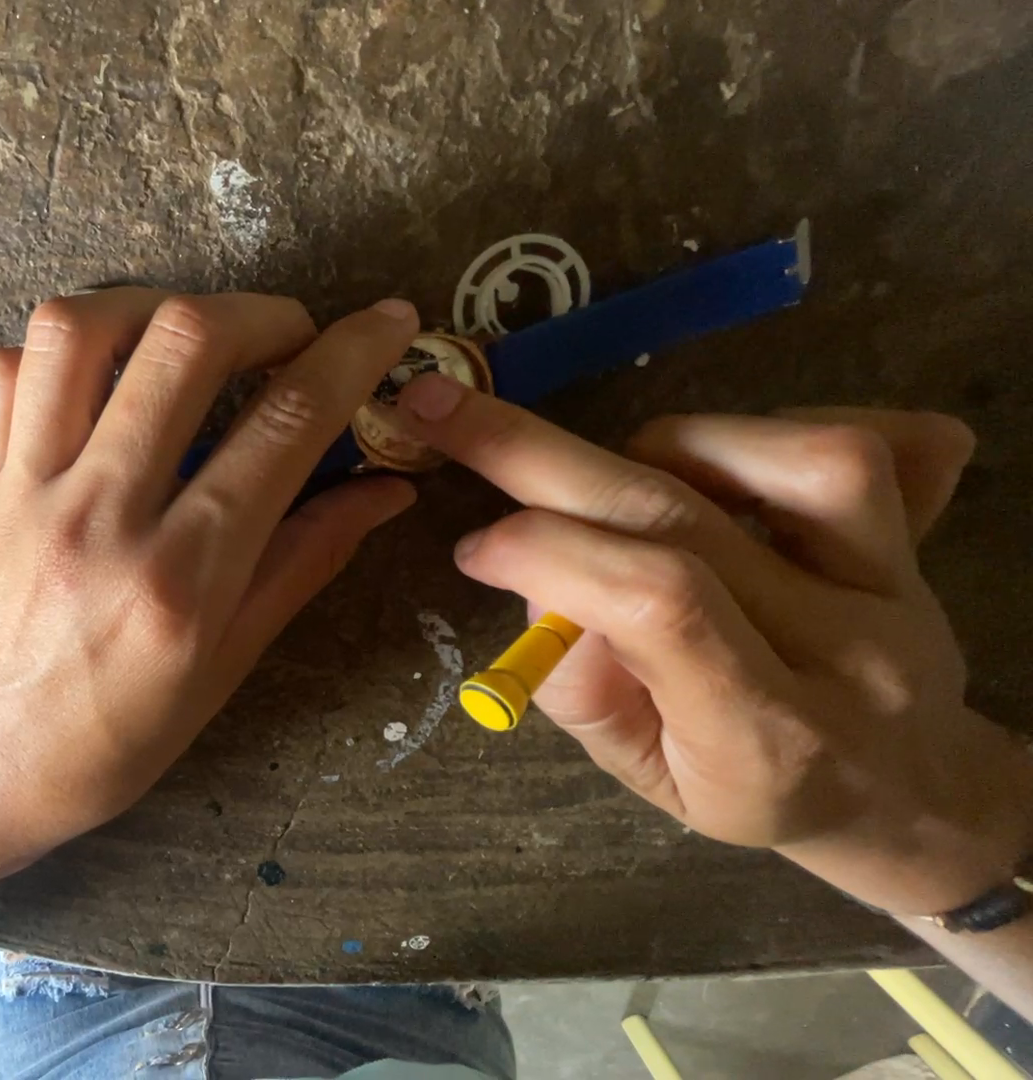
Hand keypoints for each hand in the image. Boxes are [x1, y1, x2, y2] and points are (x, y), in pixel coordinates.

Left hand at [0, 289, 420, 862]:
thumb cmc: (125, 730)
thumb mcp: (234, 659)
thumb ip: (308, 557)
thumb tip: (387, 486)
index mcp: (183, 572)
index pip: (284, 425)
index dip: (349, 354)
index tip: (384, 322)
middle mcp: (103, 512)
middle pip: (183, 343)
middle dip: (258, 312)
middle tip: (285, 337)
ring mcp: (31, 488)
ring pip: (76, 330)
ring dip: (148, 305)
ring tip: (185, 336)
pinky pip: (5, 371)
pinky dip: (55, 352)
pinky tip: (97, 379)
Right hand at [398, 373, 1032, 915]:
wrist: (906, 793)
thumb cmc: (744, 790)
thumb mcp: (638, 773)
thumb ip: (579, 688)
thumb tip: (538, 582)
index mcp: (765, 728)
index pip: (656, 605)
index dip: (545, 554)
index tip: (472, 552)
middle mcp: (843, 642)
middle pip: (677, 514)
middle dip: (529, 450)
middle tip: (433, 407)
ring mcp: (896, 580)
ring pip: (780, 458)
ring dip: (652, 448)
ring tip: (606, 491)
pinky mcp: (921, 535)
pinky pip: (869, 441)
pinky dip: (762, 431)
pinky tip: (709, 463)